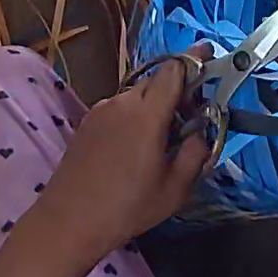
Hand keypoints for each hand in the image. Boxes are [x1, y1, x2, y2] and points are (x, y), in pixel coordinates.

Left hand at [28, 48, 211, 263]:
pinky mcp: (88, 120)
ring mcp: (101, 109)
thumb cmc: (127, 207)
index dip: (194, 60)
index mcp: (148, 113)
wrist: (69, 220)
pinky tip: (134, 147)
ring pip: (137, 94)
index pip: (174, 70)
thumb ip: (195, 153)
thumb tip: (202, 132)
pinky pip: (119, 107)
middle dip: (177, 90)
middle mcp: (123, 102)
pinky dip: (134, 115)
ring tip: (161, 139)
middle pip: (156, 80)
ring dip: (154, 105)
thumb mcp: (175, 188)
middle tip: (189, 118)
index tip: (209, 55)